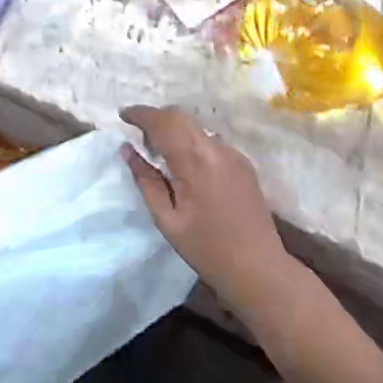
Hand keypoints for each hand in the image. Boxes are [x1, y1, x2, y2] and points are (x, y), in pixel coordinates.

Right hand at [122, 106, 290, 306]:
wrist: (259, 269)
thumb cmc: (207, 249)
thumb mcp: (167, 219)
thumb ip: (146, 181)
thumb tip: (127, 150)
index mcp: (195, 161)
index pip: (163, 122)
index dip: (141, 113)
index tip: (123, 116)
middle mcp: (216, 148)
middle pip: (181, 117)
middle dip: (156, 118)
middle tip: (140, 138)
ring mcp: (233, 154)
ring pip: (196, 127)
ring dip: (175, 130)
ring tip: (161, 153)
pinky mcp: (243, 163)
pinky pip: (211, 141)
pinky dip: (192, 143)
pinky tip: (187, 168)